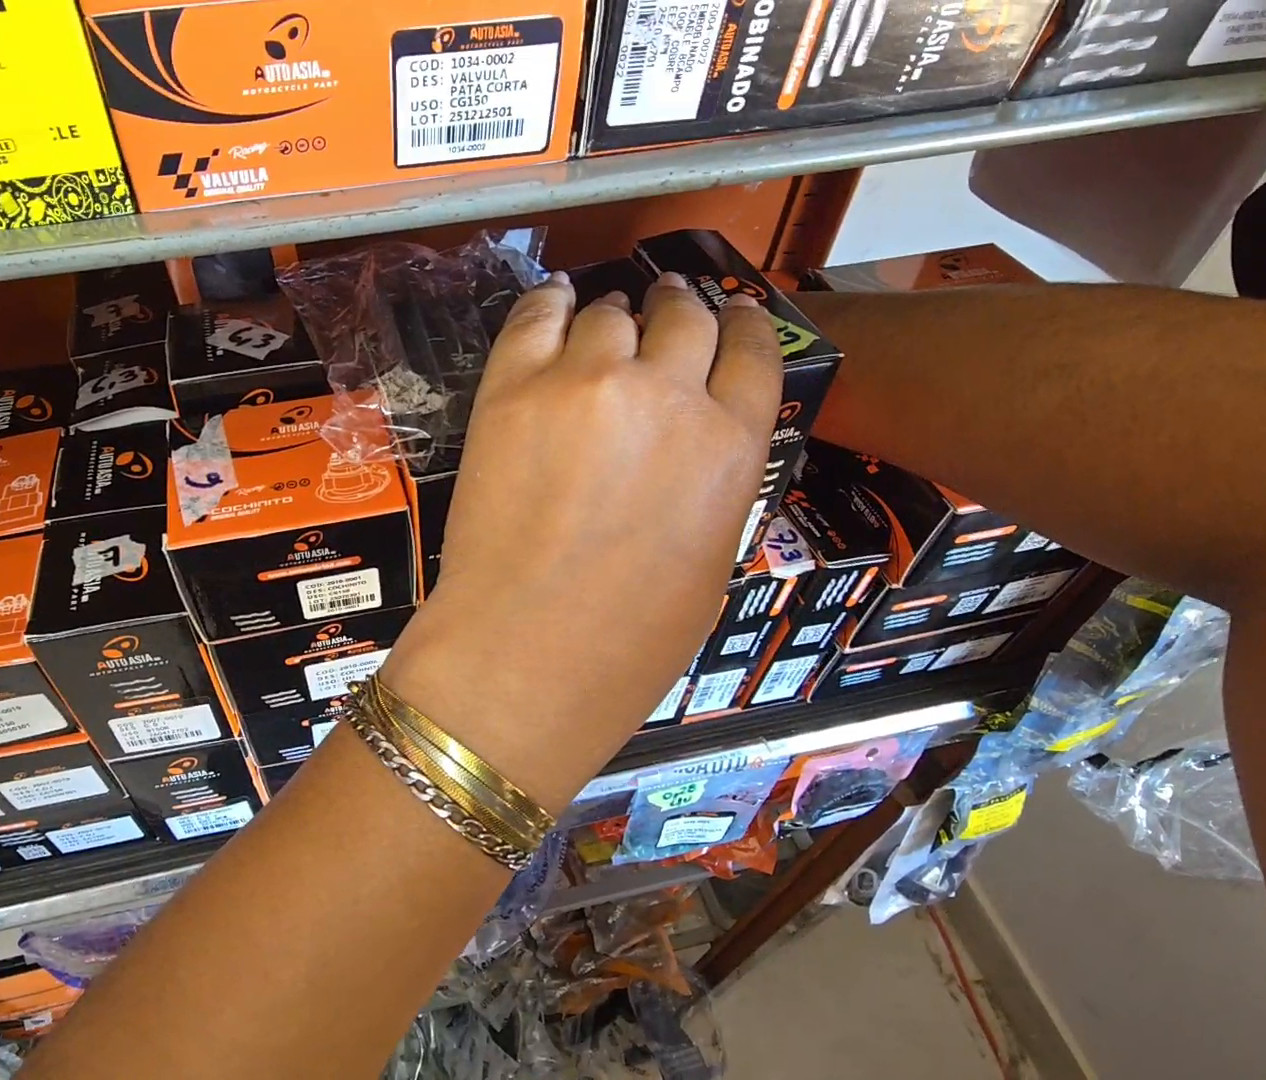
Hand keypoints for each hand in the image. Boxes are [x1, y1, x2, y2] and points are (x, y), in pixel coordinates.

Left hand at [381, 272, 782, 809]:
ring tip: (606, 317)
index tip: (732, 314)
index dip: (742, 325)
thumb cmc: (630, 641)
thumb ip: (711, 486)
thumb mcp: (709, 564)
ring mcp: (586, 382)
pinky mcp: (513, 388)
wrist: (527, 652)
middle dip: (679, 308)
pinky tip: (556, 298)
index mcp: (732, 447)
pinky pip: (536, 316)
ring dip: (614, 314)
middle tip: (666, 305)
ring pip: (609, 314)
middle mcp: (667, 394)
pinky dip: (550, 302)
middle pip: (684, 319)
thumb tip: (693, 451)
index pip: (752, 354)